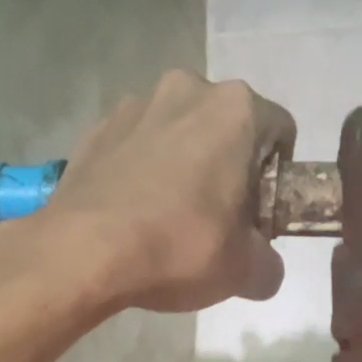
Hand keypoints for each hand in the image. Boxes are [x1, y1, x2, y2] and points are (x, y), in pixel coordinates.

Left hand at [23, 69, 296, 313]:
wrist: (81, 253)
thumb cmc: (177, 248)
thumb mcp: (242, 271)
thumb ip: (268, 266)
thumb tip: (265, 270)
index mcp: (235, 109)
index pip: (280, 132)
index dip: (276, 176)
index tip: (258, 214)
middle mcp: (186, 90)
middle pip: (223, 128)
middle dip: (225, 167)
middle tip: (214, 221)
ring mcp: (132, 107)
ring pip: (173, 135)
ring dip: (178, 167)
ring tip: (164, 220)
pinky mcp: (93, 132)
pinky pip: (130, 150)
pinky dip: (136, 173)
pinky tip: (128, 216)